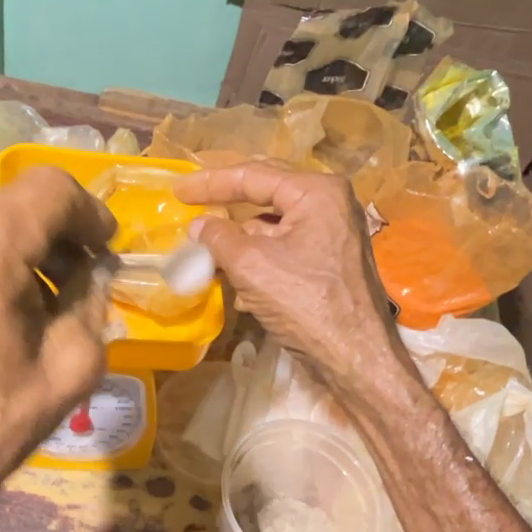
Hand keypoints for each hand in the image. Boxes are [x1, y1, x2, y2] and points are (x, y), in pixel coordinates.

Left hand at [0, 166, 115, 531]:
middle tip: (77, 285)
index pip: (51, 188)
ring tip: (32, 311)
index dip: (90, 212)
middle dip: (54, 239)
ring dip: (16, 255)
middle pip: (13, 208)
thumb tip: (94, 267)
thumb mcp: (70, 366)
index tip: (104, 247)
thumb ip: (93, 299)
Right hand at [176, 162, 403, 394]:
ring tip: (208, 251)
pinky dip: (258, 258)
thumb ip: (219, 238)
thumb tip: (199, 226)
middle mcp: (330, 203)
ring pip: (273, 224)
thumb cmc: (305, 303)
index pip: (254, 175)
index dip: (211, 183)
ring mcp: (333, 232)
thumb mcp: (251, 266)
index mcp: (316, 192)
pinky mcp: (329, 260)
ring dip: (240, 238)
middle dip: (227, 203)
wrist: (353, 356)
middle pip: (266, 192)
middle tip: (192, 202)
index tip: (178, 191)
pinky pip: (284, 247)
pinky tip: (238, 283)